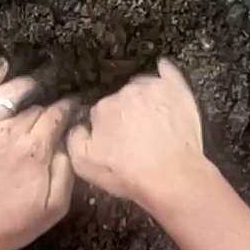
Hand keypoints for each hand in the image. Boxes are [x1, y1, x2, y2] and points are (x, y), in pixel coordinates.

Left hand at [0, 59, 75, 249]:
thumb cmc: (13, 223)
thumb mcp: (55, 205)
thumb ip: (67, 169)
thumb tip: (69, 142)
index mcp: (35, 149)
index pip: (58, 115)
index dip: (70, 108)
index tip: (76, 107)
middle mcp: (10, 132)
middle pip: (36, 106)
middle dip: (51, 102)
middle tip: (58, 103)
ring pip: (10, 94)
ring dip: (26, 85)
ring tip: (36, 84)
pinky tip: (0, 67)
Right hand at [66, 58, 216, 211]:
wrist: (172, 177)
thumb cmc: (132, 174)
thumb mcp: (84, 165)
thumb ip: (74, 139)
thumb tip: (78, 127)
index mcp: (102, 109)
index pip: (99, 111)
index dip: (106, 127)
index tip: (114, 140)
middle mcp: (125, 93)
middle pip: (120, 98)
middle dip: (125, 114)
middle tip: (134, 137)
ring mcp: (152, 88)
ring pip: (142, 87)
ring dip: (143, 100)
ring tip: (152, 123)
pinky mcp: (176, 89)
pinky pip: (168, 72)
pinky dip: (164, 73)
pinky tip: (163, 76)